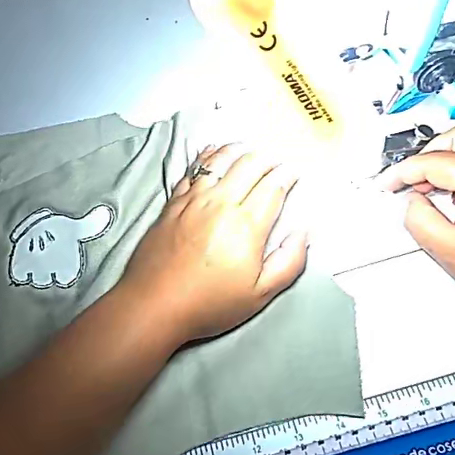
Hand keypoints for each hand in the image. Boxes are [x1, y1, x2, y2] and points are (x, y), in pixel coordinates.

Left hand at [114, 144, 308, 344]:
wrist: (152, 306)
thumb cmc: (208, 304)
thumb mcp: (260, 294)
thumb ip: (289, 262)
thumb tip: (302, 234)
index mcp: (247, 226)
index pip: (273, 187)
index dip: (286, 176)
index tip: (293, 172)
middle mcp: (221, 204)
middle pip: (248, 166)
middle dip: (267, 159)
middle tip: (276, 160)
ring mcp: (193, 201)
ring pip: (219, 162)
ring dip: (237, 151)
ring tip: (248, 149)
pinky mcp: (172, 204)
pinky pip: (192, 171)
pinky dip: (206, 158)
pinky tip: (211, 153)